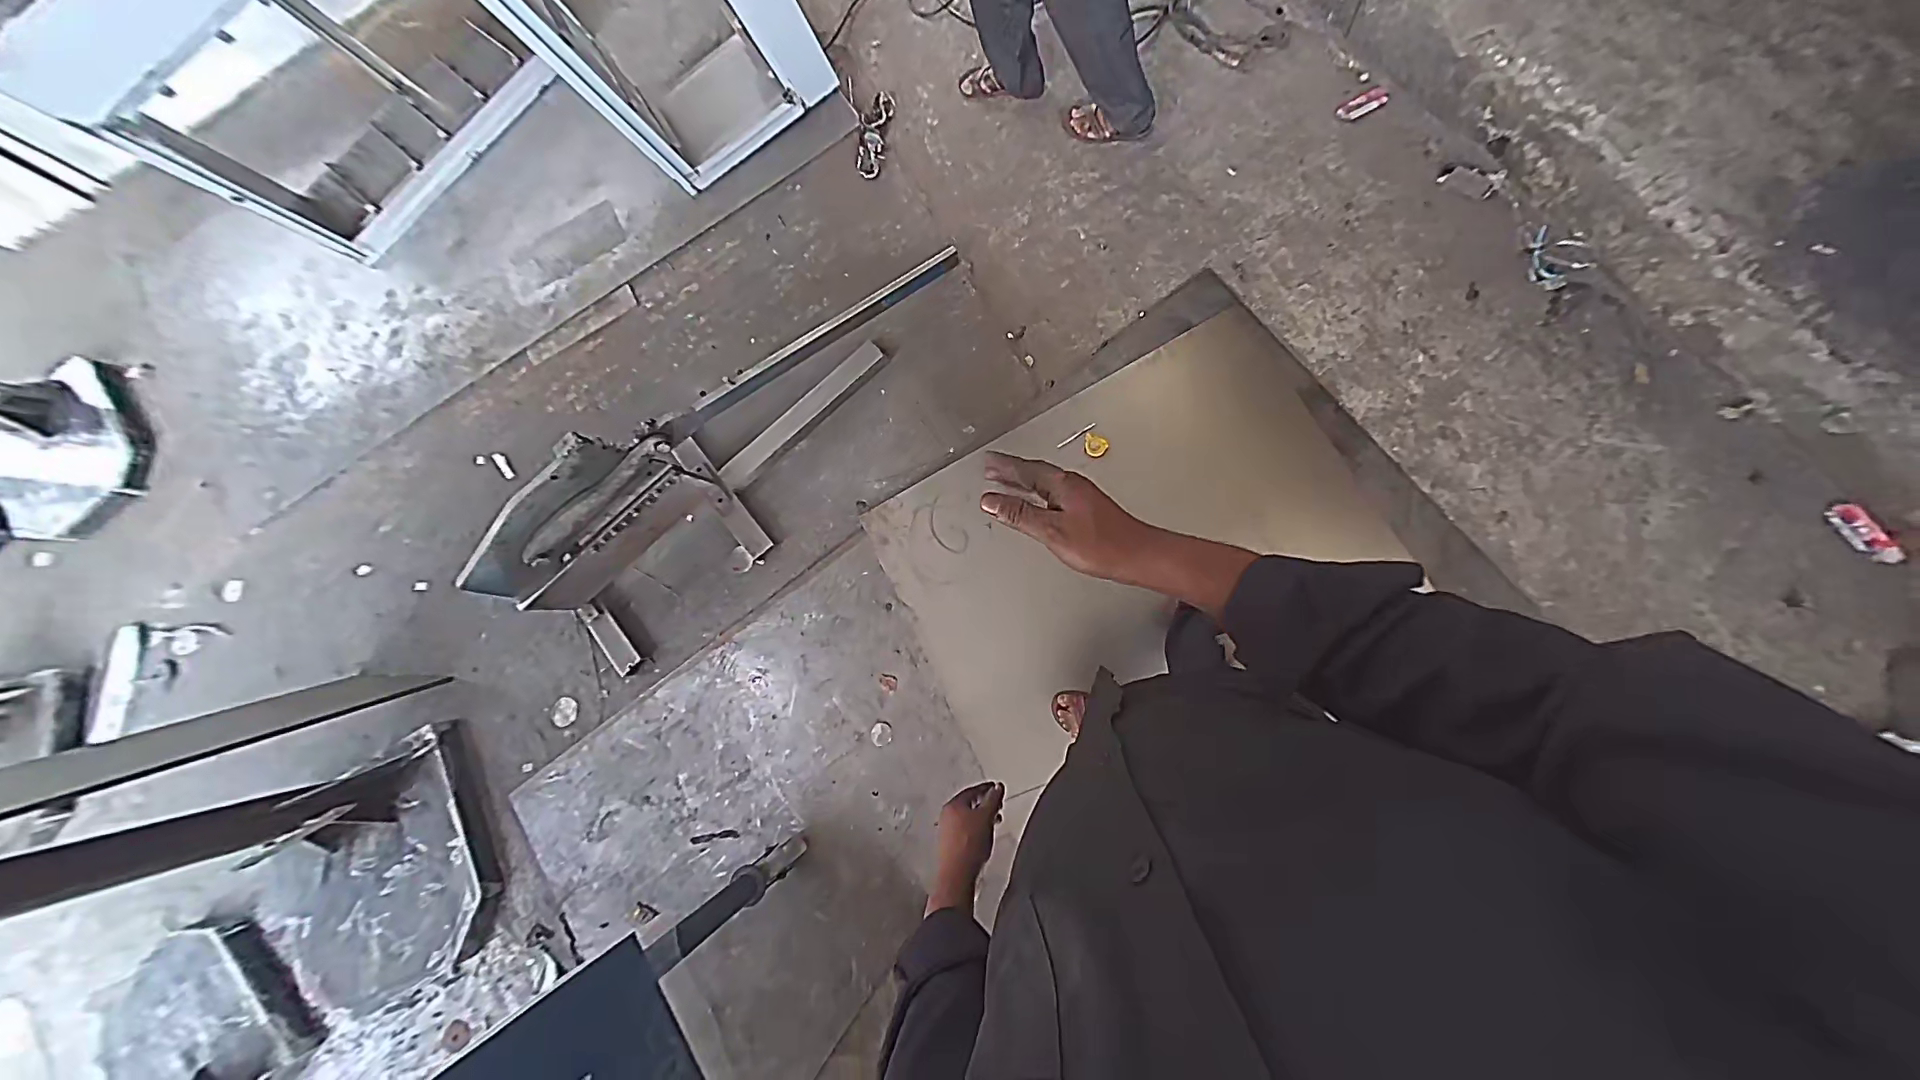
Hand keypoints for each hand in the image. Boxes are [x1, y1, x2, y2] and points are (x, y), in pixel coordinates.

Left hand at [928, 780, 1003, 913]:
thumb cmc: (969, 845)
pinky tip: (984, 837)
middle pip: (969, 804)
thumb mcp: (986, 817)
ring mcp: (946, 831)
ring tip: (994, 823)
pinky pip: (964, 830)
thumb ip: (993, 800)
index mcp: (953, 805)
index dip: (987, 788)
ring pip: (967, 818)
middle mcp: (946, 816)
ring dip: (981, 818)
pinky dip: (976, 829)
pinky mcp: (949, 845)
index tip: (997, 788)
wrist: (957, 875)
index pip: (972, 790)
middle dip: (985, 804)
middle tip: (998, 806)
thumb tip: (997, 788)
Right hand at [978, 451, 1259, 616]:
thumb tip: (992, 502)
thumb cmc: (1102, 544)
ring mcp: (1081, 495)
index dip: (1004, 467)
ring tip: (1005, 481)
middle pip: (1034, 472)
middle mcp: (1072, 485)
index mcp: (1063, 484)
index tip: (987, 463)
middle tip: (991, 468)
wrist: (1136, 555)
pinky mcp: (1086, 507)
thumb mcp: (1051, 530)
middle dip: (1011, 471)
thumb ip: (1020, 515)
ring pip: (1044, 482)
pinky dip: (1037, 493)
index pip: (1025, 470)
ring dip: (1023, 482)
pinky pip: (1053, 493)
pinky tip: (1035, 501)